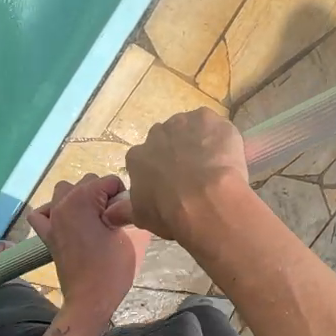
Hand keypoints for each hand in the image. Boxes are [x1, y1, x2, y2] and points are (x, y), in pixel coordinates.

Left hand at [28, 173, 149, 322]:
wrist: (89, 299)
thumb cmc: (112, 268)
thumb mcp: (128, 235)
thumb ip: (126, 212)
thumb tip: (124, 204)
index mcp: (83, 198)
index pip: (110, 181)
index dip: (122, 197)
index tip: (123, 218)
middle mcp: (63, 203)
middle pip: (88, 182)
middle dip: (101, 196)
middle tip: (112, 220)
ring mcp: (52, 219)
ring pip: (64, 191)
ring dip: (78, 199)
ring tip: (92, 219)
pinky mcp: (46, 235)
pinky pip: (42, 213)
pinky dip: (52, 212)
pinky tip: (66, 222)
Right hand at [107, 108, 250, 243]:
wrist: (204, 201)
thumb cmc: (168, 213)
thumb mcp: (140, 217)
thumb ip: (125, 211)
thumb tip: (110, 213)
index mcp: (137, 157)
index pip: (143, 159)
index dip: (157, 171)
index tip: (167, 184)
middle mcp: (156, 134)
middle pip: (166, 140)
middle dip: (176, 152)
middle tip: (190, 175)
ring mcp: (184, 122)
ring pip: (190, 129)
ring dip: (197, 142)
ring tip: (211, 166)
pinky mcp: (210, 119)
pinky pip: (214, 127)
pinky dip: (219, 138)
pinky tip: (225, 156)